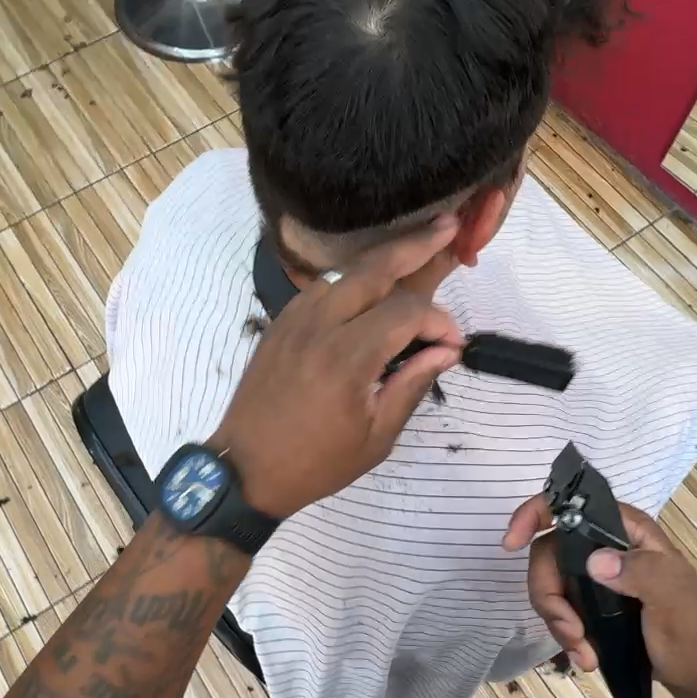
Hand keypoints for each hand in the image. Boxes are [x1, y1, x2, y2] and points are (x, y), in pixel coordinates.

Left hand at [212, 218, 463, 517]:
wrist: (244, 470)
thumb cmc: (315, 463)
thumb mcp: (376, 438)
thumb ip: (412, 385)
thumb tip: (446, 350)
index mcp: (347, 358)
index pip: (406, 313)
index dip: (438, 322)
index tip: (452, 344)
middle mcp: (319, 326)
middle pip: (374, 269)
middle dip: (415, 245)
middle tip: (448, 227)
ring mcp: (293, 320)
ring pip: (345, 273)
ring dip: (381, 264)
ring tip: (414, 252)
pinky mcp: (278, 323)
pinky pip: (320, 289)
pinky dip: (351, 283)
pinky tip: (368, 291)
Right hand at [504, 497, 696, 697]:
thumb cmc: (693, 631)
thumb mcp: (674, 598)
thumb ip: (641, 573)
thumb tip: (594, 561)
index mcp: (625, 529)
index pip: (571, 505)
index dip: (534, 514)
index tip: (511, 542)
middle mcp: (602, 545)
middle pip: (548, 553)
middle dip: (550, 595)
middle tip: (570, 631)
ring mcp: (592, 574)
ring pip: (548, 585)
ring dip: (558, 621)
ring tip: (584, 652)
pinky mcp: (586, 602)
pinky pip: (557, 609)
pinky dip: (564, 634)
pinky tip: (585, 656)